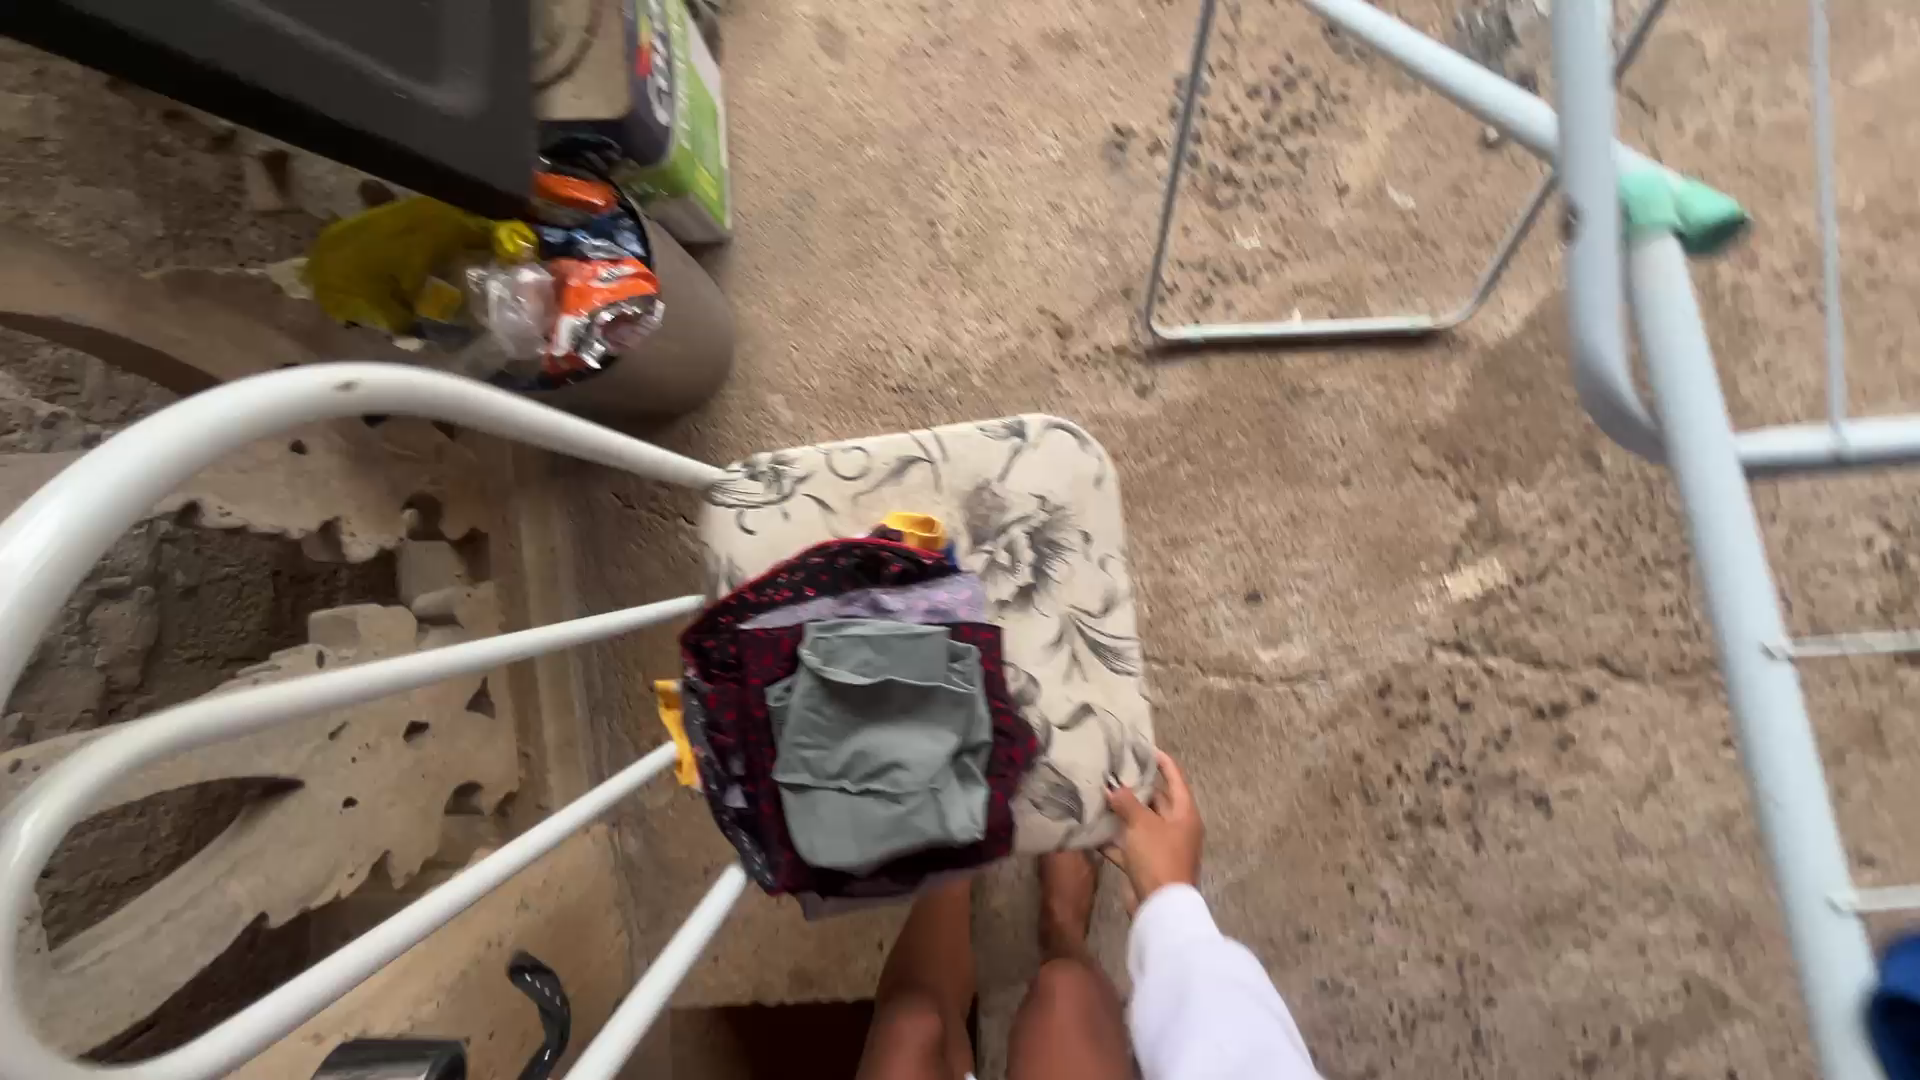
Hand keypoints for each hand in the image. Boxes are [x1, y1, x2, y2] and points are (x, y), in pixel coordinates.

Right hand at [1105, 750, 1202, 906]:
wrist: (1160, 907)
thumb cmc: (1158, 856)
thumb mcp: (1141, 823)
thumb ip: (1125, 801)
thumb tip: (1112, 788)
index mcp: (1184, 813)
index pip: (1174, 779)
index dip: (1161, 762)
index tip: (1143, 747)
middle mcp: (1175, 827)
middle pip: (1156, 800)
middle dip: (1135, 787)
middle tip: (1112, 770)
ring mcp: (1160, 847)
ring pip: (1139, 822)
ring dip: (1121, 812)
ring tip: (1098, 793)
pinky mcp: (1145, 864)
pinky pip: (1127, 845)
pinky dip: (1112, 838)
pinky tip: (1091, 828)